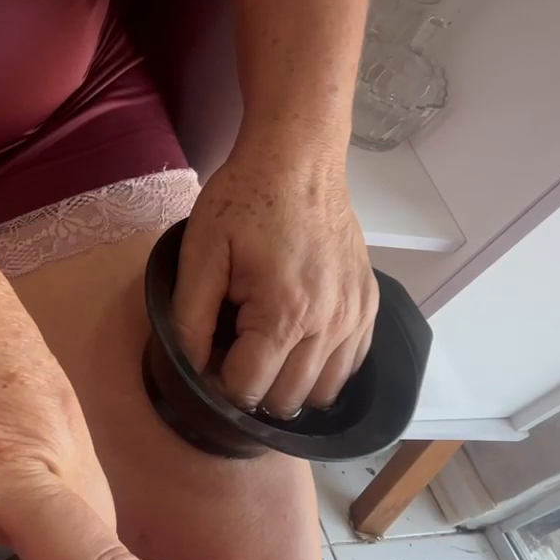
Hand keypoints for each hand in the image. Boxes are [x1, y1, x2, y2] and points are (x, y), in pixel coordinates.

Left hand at [173, 148, 377, 417]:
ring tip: (261, 351)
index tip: (203, 359)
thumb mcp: (200, 256)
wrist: (298, 159)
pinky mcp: (369, 306)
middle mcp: (330, 325)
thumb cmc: (243, 201)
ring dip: (286, 386)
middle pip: (285, 400)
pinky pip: (348, 366)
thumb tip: (191, 369)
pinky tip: (294, 347)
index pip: (246, 390)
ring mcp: (356, 317)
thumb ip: (190, 319)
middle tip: (228, 352)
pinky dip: (319, 370)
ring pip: (321, 392)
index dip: (214, 384)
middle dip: (249, 389)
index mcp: (285, 315)